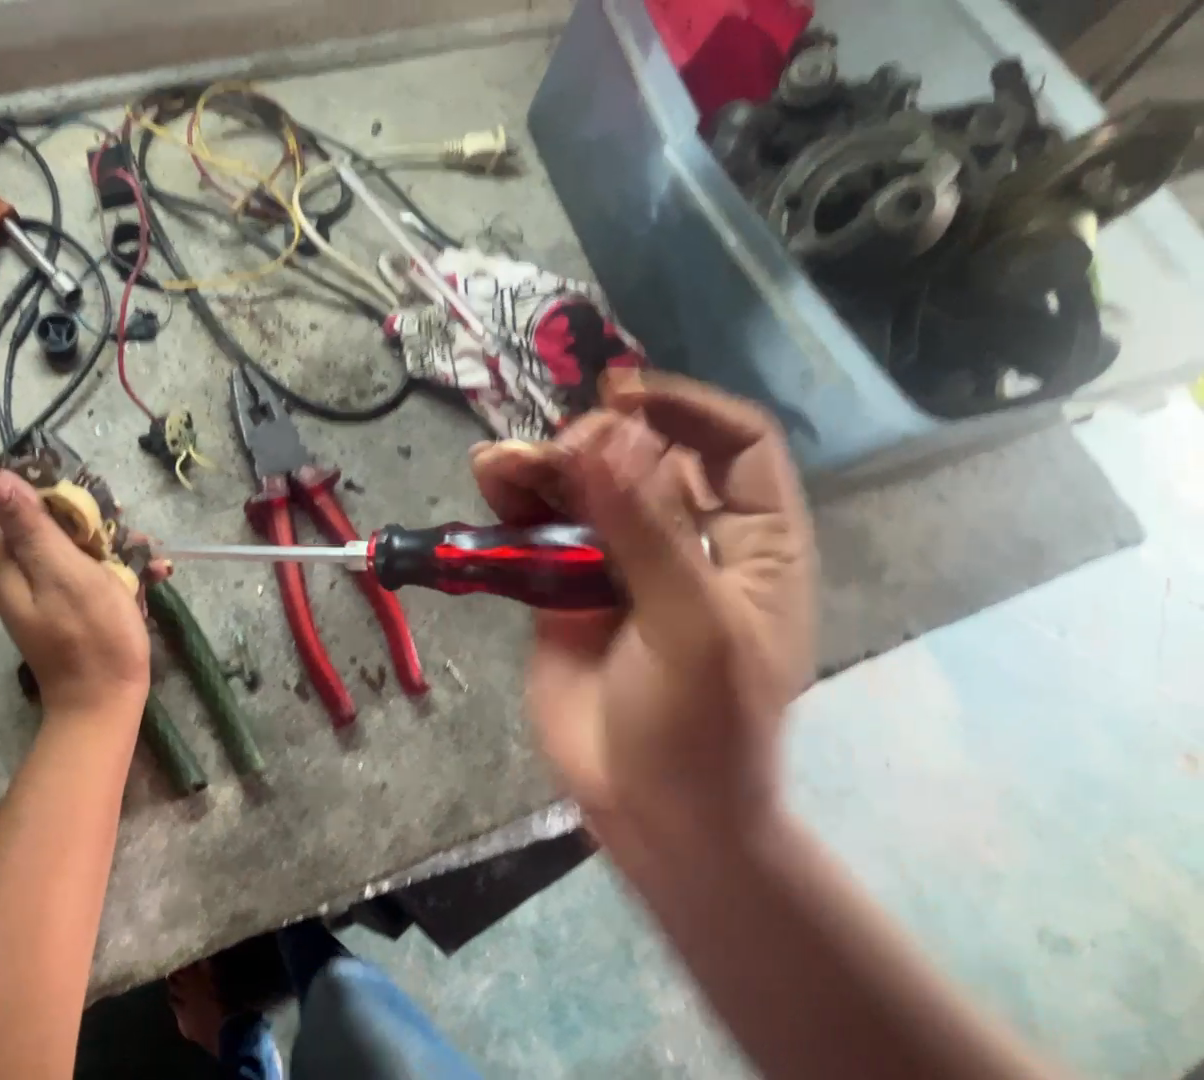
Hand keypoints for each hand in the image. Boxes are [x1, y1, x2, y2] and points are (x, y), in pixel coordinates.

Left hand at [0, 469, 150, 716]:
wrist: (106, 704)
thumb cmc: (91, 637)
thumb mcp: (64, 573)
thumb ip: (32, 525)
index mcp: (11, 562)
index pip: (27, 504)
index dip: (66, 498)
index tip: (101, 510)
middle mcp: (23, 573)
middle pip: (58, 525)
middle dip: (100, 526)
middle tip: (132, 540)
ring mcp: (49, 592)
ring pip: (82, 548)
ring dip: (119, 549)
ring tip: (151, 561)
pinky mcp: (73, 607)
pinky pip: (94, 574)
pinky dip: (122, 572)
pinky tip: (153, 577)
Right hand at [472, 374, 815, 846]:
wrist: (652, 812)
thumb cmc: (703, 725)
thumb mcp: (691, 623)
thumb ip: (644, 530)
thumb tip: (599, 437)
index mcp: (752, 544)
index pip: (734, 445)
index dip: (684, 409)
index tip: (620, 394)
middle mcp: (685, 543)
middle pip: (643, 459)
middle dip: (597, 442)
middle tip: (557, 452)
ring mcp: (618, 568)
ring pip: (580, 493)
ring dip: (541, 468)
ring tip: (498, 464)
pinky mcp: (561, 595)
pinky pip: (535, 536)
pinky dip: (511, 509)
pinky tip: (489, 488)